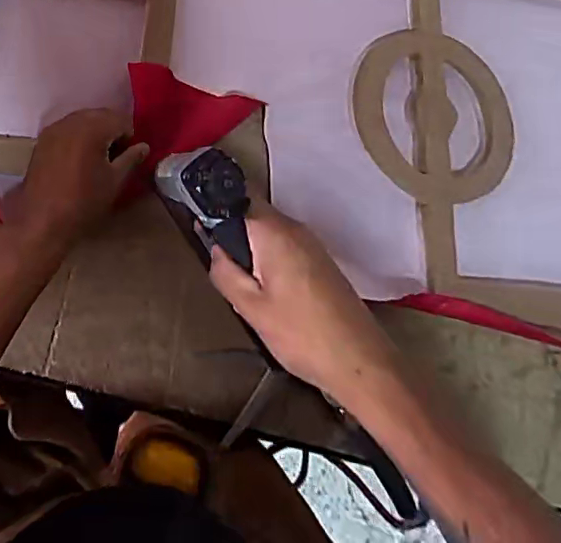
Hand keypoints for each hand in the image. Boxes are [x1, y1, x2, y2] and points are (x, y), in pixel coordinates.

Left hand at [2, 109, 148, 250]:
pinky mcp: (42, 140)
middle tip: (115, 155)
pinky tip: (78, 158)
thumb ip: (131, 158)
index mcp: (93, 127)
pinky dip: (77, 137)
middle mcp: (72, 121)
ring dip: (94, 132)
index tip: (129, 155)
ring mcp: (54, 129)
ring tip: (97, 157)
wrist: (41, 221)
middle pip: (100, 115)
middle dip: (111, 130)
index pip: (120, 119)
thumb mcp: (114, 181)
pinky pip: (67, 129)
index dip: (129, 136)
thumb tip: (143, 146)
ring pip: (82, 120)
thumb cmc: (84, 202)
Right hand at [207, 200, 399, 403]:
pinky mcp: (321, 261)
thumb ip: (225, 273)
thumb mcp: (251, 308)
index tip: (199, 222)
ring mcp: (312, 244)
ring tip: (245, 285)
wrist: (361, 362)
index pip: (239, 196)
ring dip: (253, 249)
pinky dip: (271, 259)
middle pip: (254, 214)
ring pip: (270, 233)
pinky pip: (286, 247)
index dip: (216, 204)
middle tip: (220, 264)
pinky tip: (270, 293)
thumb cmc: (302, 335)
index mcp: (274, 232)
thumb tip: (215, 251)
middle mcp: (295, 229)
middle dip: (234, 233)